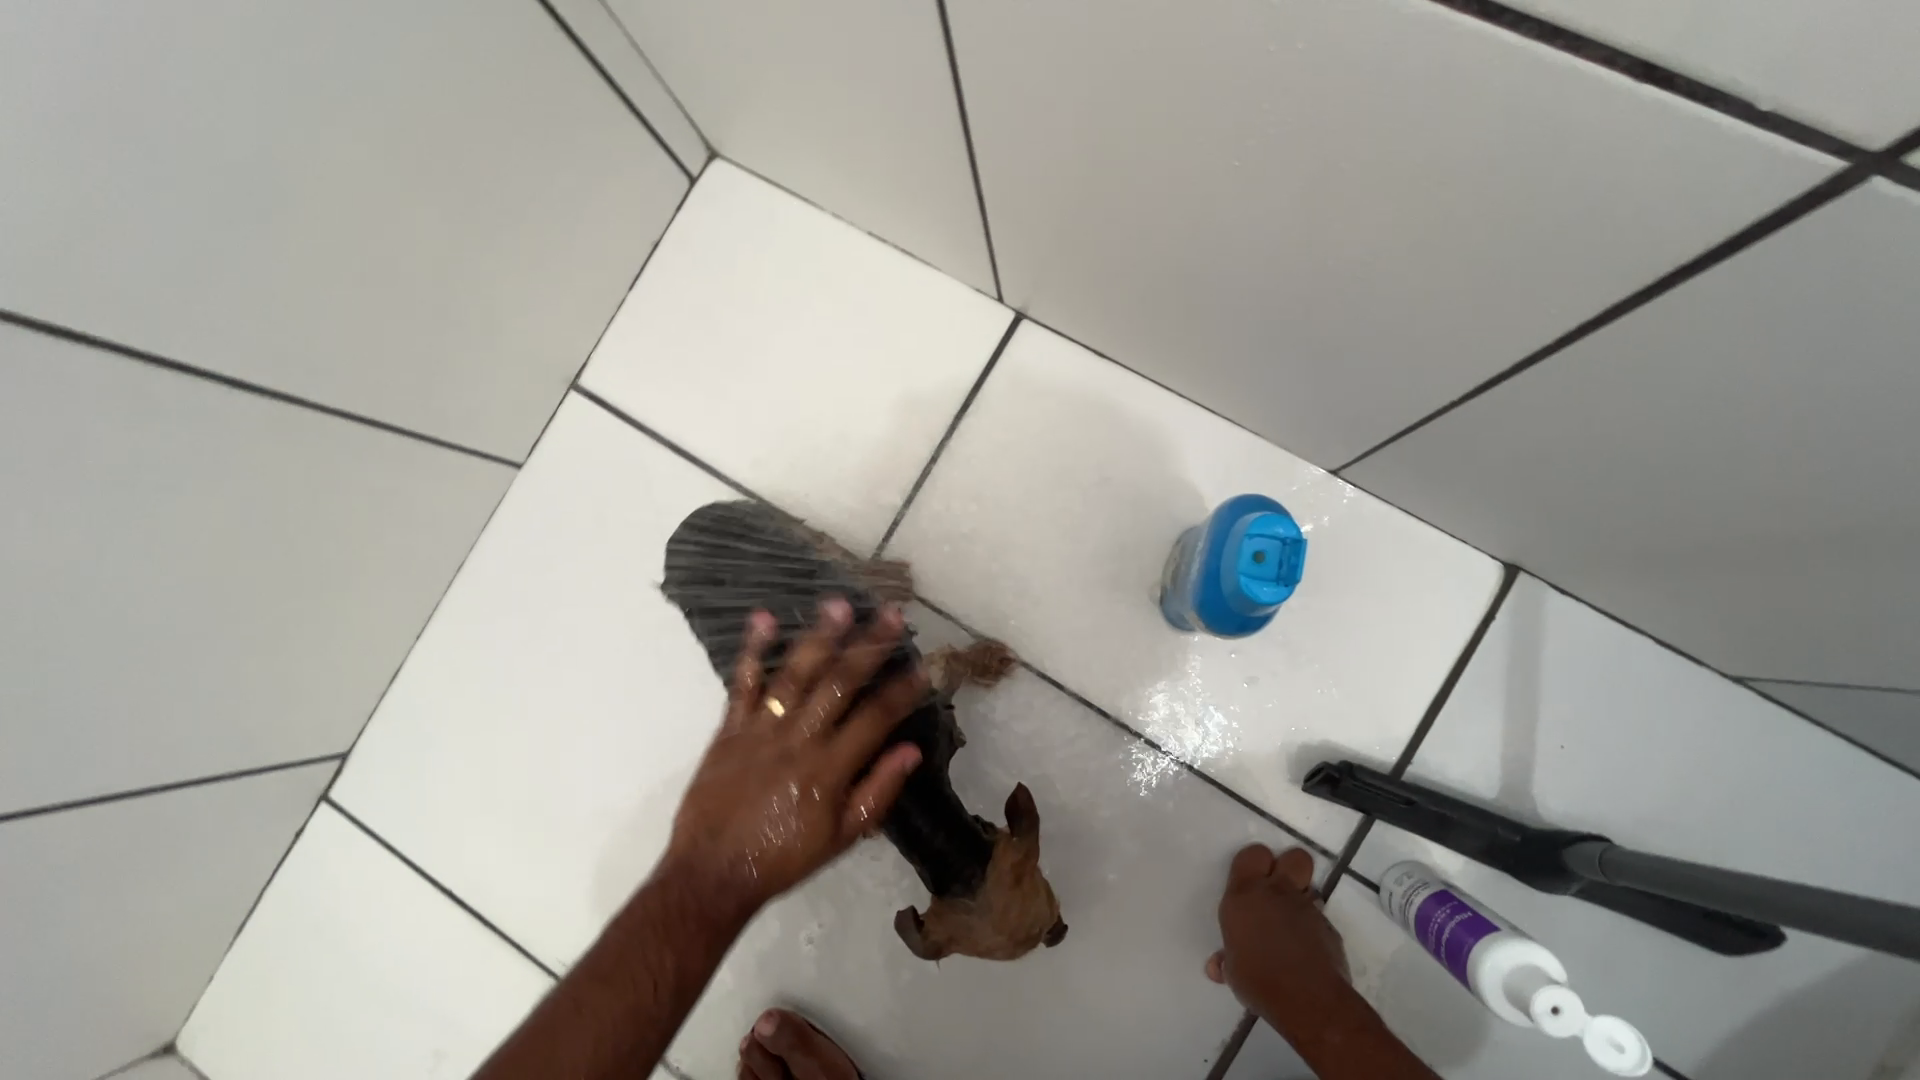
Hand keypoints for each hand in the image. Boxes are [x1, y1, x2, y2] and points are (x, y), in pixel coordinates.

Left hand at [663, 598, 927, 918]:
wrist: (712, 874)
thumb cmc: (784, 858)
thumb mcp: (842, 838)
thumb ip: (877, 791)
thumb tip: (912, 750)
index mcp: (829, 769)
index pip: (875, 718)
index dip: (902, 691)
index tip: (924, 665)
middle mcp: (798, 741)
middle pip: (839, 684)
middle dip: (869, 647)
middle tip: (892, 614)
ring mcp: (760, 730)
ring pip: (795, 675)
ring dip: (818, 638)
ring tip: (838, 604)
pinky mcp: (729, 729)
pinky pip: (742, 685)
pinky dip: (752, 651)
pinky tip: (763, 617)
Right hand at [1206, 845, 1349, 1014]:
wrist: (1309, 1002)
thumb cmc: (1258, 980)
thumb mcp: (1233, 971)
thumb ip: (1227, 960)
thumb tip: (1218, 966)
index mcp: (1245, 895)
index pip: (1253, 854)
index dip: (1255, 863)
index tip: (1251, 881)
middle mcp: (1278, 894)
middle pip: (1295, 857)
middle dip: (1290, 867)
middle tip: (1278, 889)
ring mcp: (1309, 910)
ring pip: (1310, 889)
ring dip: (1301, 901)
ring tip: (1292, 926)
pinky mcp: (1331, 931)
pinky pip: (1321, 920)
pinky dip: (1314, 931)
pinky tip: (1307, 952)